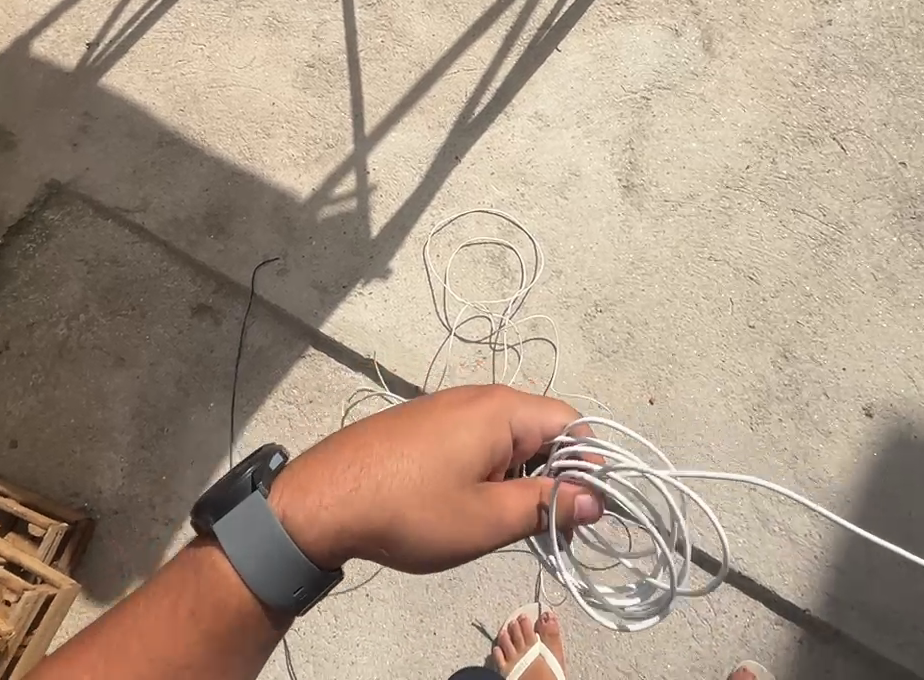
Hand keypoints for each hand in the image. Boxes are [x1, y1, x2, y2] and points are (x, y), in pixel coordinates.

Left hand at [266, 385, 604, 572]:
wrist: (327, 497)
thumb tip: (596, 497)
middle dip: (555, 474)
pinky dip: (493, 470)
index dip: (588, 465)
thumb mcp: (488, 519)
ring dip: (522, 477)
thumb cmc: (413, 509)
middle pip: (541, 429)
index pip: (571, 422)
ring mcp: (451, 408)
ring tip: (510, 522)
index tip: (586, 511)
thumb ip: (547, 505)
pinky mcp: (430, 423)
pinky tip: (474, 505)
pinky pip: (480, 440)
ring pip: (510, 438)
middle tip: (549, 526)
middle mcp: (481, 397)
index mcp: (503, 410)